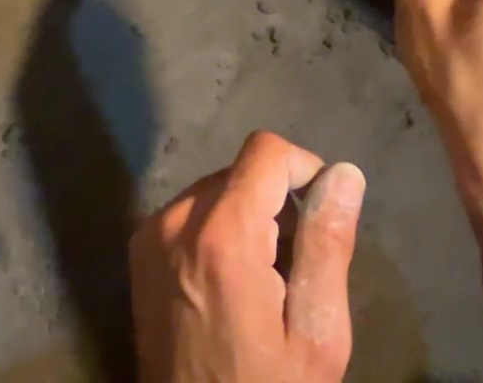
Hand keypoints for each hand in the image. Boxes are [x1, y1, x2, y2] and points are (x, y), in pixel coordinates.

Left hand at [129, 131, 365, 382]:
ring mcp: (150, 233)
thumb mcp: (316, 332)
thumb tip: (344, 173)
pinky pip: (189, 213)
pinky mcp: (138, 249)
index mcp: (222, 234)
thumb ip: (327, 244)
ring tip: (262, 283)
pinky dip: (216, 231)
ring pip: (215, 190)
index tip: (321, 213)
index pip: (266, 150)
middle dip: (276, 204)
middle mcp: (176, 219)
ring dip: (246, 218)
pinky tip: (228, 285)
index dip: (304, 168)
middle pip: (240, 171)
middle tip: (293, 269)